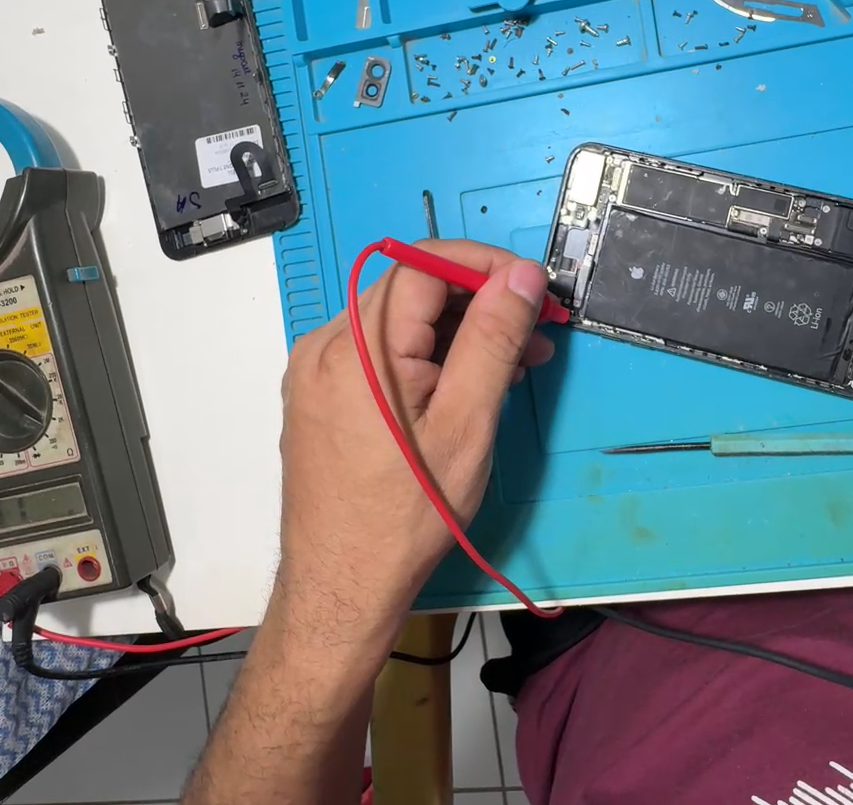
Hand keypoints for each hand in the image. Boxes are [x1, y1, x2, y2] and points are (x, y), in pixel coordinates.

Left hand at [274, 240, 553, 634]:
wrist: (343, 588)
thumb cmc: (410, 512)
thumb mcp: (467, 422)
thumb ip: (494, 337)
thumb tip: (523, 274)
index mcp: (356, 346)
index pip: (424, 264)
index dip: (485, 266)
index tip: (534, 290)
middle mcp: (324, 345)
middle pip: (412, 290)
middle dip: (479, 304)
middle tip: (535, 336)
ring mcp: (316, 370)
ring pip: (400, 321)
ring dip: (459, 333)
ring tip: (513, 366)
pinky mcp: (320, 394)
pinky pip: (381, 352)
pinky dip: (428, 356)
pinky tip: (467, 384)